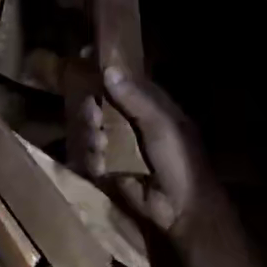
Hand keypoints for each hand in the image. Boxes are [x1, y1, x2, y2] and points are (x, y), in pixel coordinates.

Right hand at [88, 68, 227, 250]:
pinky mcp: (114, 169)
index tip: (83, 57)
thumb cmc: (179, 159)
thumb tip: (109, 69)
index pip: (125, 80)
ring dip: (93, 137)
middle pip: (103, 105)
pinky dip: (94, 159)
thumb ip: (135, 98)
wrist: (183, 208)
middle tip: (94, 119)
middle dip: (94, 111)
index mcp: (152, 105)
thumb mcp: (160, 124)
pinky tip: (102, 166)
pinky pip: (94, 157)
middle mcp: (136, 121)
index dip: (106, 71)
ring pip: (95, 130)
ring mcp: (124, 146)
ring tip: (101, 146)